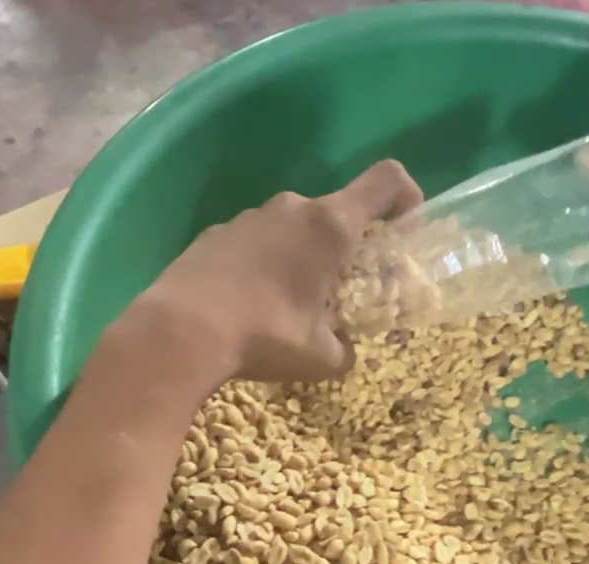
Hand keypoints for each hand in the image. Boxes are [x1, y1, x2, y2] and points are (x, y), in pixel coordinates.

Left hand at [126, 160, 422, 385]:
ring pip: (289, 230)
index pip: (386, 181)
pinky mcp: (214, 235)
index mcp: (329, 226)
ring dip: (298, 259)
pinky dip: (260, 266)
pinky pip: (252, 244)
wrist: (181, 331)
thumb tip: (346, 354)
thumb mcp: (318, 357)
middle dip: (344, 248)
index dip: (407, 196)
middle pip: (334, 213)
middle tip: (338, 290)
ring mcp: (248, 217)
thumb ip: (344, 352)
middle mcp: (291, 208)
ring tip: (286, 305)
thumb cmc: (264, 336)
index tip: (406, 229)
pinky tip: (246, 305)